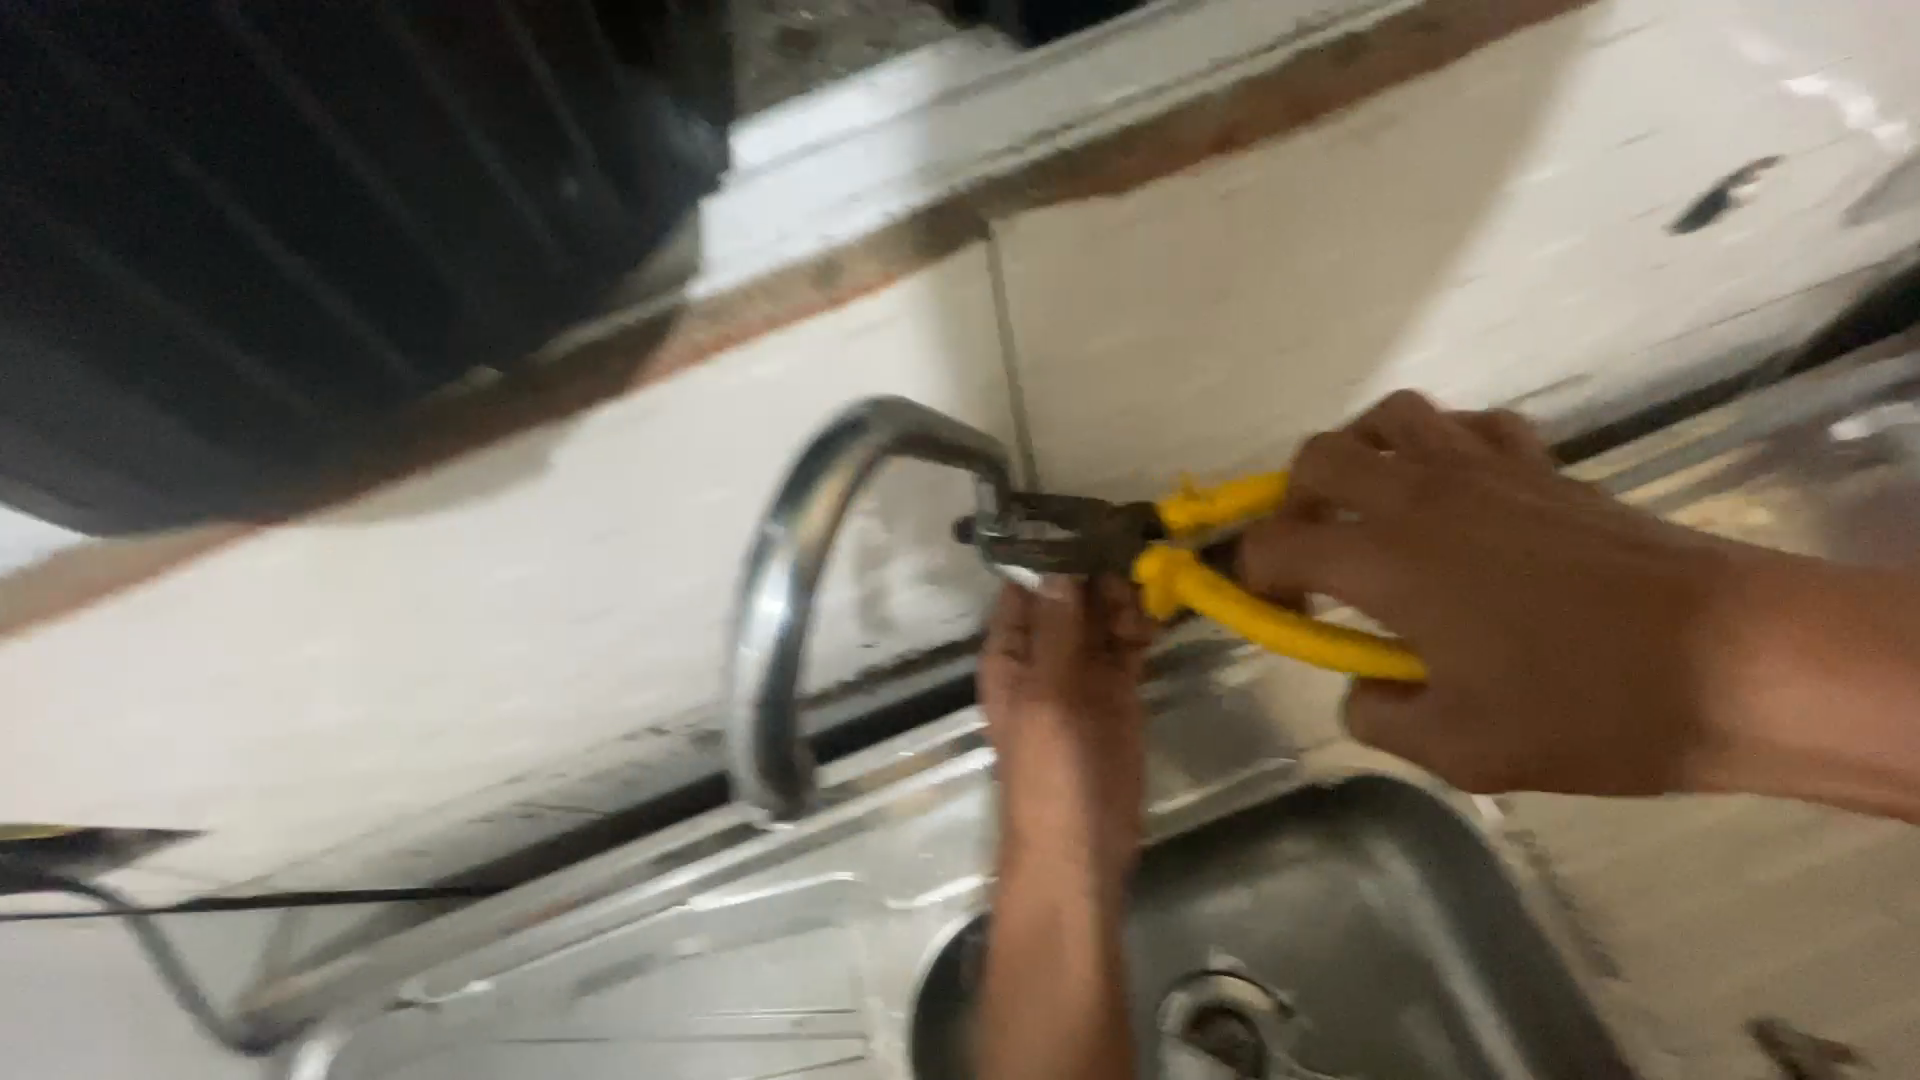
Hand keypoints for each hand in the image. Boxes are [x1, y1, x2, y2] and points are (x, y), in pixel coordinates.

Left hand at [979, 577, 1154, 881]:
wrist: (1081, 847)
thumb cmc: (1050, 771)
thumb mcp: (1048, 695)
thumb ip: (1057, 629)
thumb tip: (1060, 565)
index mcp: (1011, 650)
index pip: (1027, 585)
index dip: (1054, 552)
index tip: (1091, 517)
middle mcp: (1044, 652)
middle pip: (1070, 594)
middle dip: (1097, 571)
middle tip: (1133, 549)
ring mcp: (1082, 670)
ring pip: (1101, 614)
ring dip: (1122, 597)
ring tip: (1146, 591)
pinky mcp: (1118, 689)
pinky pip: (1127, 643)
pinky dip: (1140, 626)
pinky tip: (1156, 618)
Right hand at [1236, 390, 1770, 797]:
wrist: (1743, 661)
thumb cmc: (1589, 706)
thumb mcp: (1459, 750)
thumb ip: (1377, 716)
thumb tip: (1361, 687)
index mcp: (1384, 560)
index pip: (1273, 543)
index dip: (1255, 574)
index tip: (1282, 609)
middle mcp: (1418, 496)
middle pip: (1317, 456)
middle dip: (1294, 500)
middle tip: (1317, 549)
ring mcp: (1484, 469)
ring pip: (1391, 415)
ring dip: (1363, 452)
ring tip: (1376, 503)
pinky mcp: (1542, 465)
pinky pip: (1472, 424)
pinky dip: (1446, 444)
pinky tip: (1459, 488)